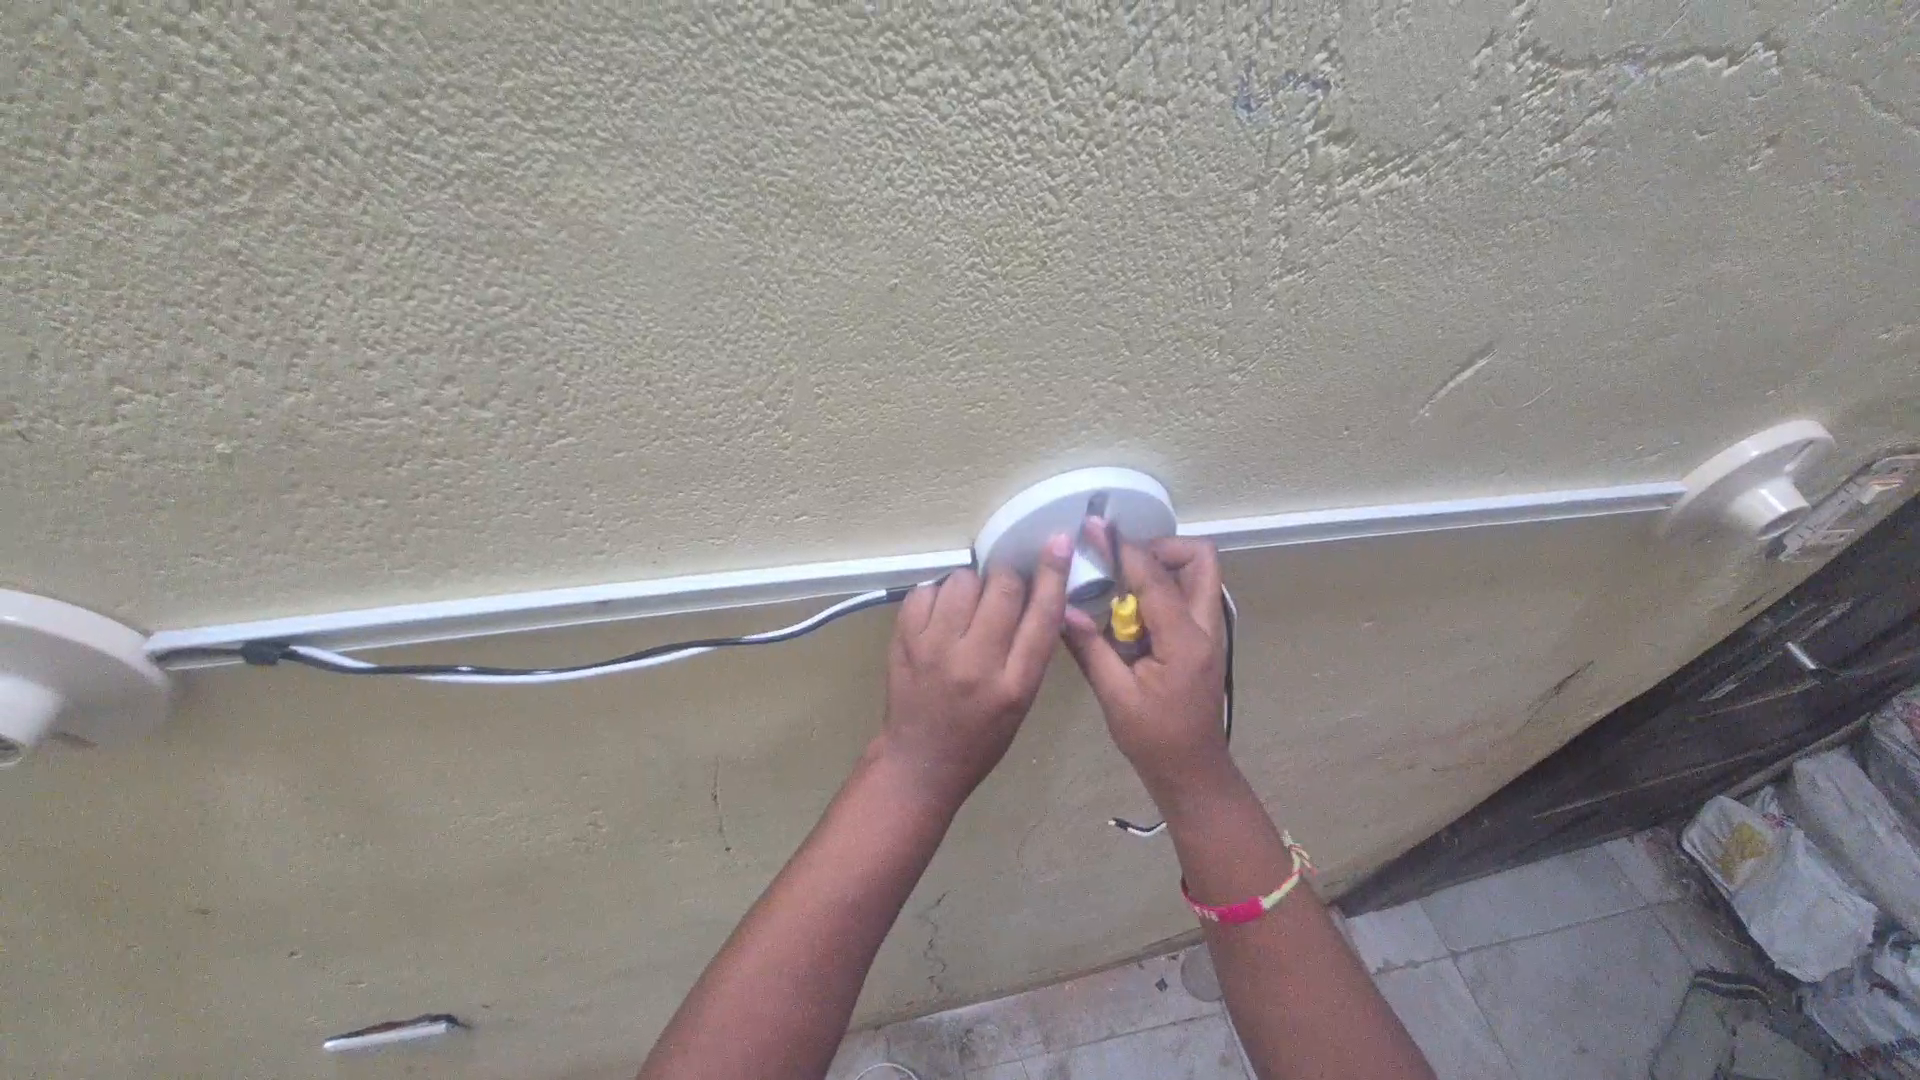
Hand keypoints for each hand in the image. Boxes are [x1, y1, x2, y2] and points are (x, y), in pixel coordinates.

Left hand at [875, 532, 1072, 811]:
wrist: (920, 762)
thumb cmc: (980, 736)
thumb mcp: (1021, 700)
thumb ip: (1030, 649)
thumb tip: (1039, 591)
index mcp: (1015, 684)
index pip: (1042, 614)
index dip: (1053, 572)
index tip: (1056, 541)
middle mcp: (976, 662)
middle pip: (1003, 587)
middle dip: (1007, 580)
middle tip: (1001, 593)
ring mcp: (934, 649)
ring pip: (963, 580)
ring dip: (971, 585)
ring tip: (967, 608)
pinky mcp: (903, 640)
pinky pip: (926, 590)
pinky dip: (937, 595)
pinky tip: (940, 616)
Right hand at [1062, 533, 1231, 805]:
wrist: (1192, 770)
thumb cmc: (1153, 737)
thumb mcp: (1114, 695)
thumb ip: (1089, 647)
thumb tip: (1061, 608)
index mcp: (1184, 640)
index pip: (1153, 577)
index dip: (1122, 548)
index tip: (1095, 529)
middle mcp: (1206, 627)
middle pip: (1199, 558)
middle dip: (1159, 548)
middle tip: (1122, 563)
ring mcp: (1210, 631)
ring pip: (1199, 573)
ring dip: (1162, 566)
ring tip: (1123, 586)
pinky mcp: (1204, 638)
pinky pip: (1189, 594)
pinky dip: (1162, 588)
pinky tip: (1131, 612)